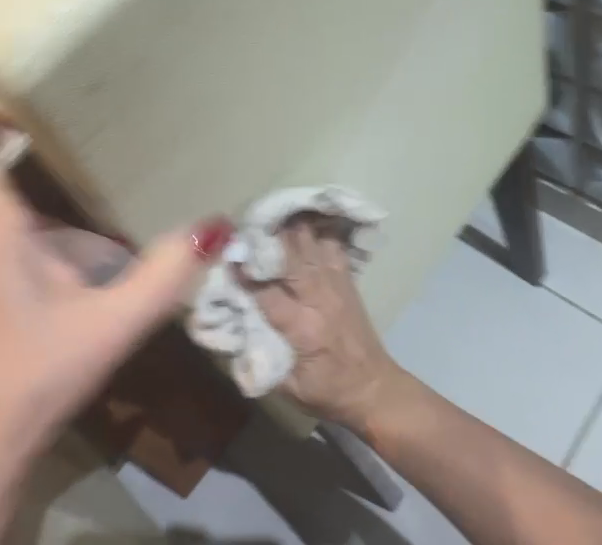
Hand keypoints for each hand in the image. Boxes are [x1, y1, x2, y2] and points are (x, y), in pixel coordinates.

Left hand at [0, 81, 228, 543]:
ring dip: (31, 178)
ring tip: (83, 153)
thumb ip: (163, 277)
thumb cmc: (24, 379)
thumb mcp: (105, 327)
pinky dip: (33, 221)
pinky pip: (2, 238)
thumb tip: (217, 226)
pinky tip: (79, 242)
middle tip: (70, 92)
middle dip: (18, 124)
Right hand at [245, 219, 410, 436]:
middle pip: (292, 258)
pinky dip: (320, 230)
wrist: (375, 389)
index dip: (245, 274)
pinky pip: (333, 247)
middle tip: (247, 221)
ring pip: (313, 247)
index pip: (266, 293)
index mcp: (302, 328)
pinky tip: (307, 213)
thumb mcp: (288, 387)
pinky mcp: (347, 282)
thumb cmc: (328, 392)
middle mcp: (319, 300)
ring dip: (292, 228)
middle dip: (268, 239)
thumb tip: (231, 332)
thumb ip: (260, 359)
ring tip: (273, 209)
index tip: (226, 257)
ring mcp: (336, 287)